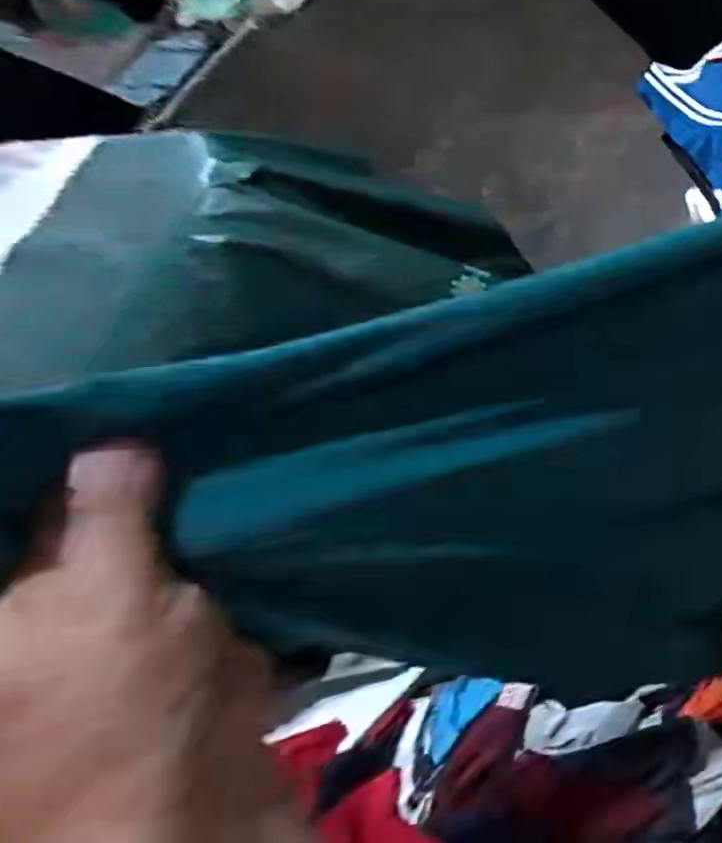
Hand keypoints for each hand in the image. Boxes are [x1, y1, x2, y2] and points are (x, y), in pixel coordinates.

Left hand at [0, 444, 305, 842]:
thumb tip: (110, 441)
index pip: (2, 509)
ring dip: (159, 499)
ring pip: (118, 537)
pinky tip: (226, 495)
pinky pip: (167, 558)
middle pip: (50, 521)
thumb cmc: (111, 699)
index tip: (101, 411)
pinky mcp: (149, 625)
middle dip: (106, 475)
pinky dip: (194, 529)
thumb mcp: (105, 598)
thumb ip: (103, 518)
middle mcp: (13, 606)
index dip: (40, 458)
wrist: (182, 783)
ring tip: (203, 443)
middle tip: (163, 418)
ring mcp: (83, 617)